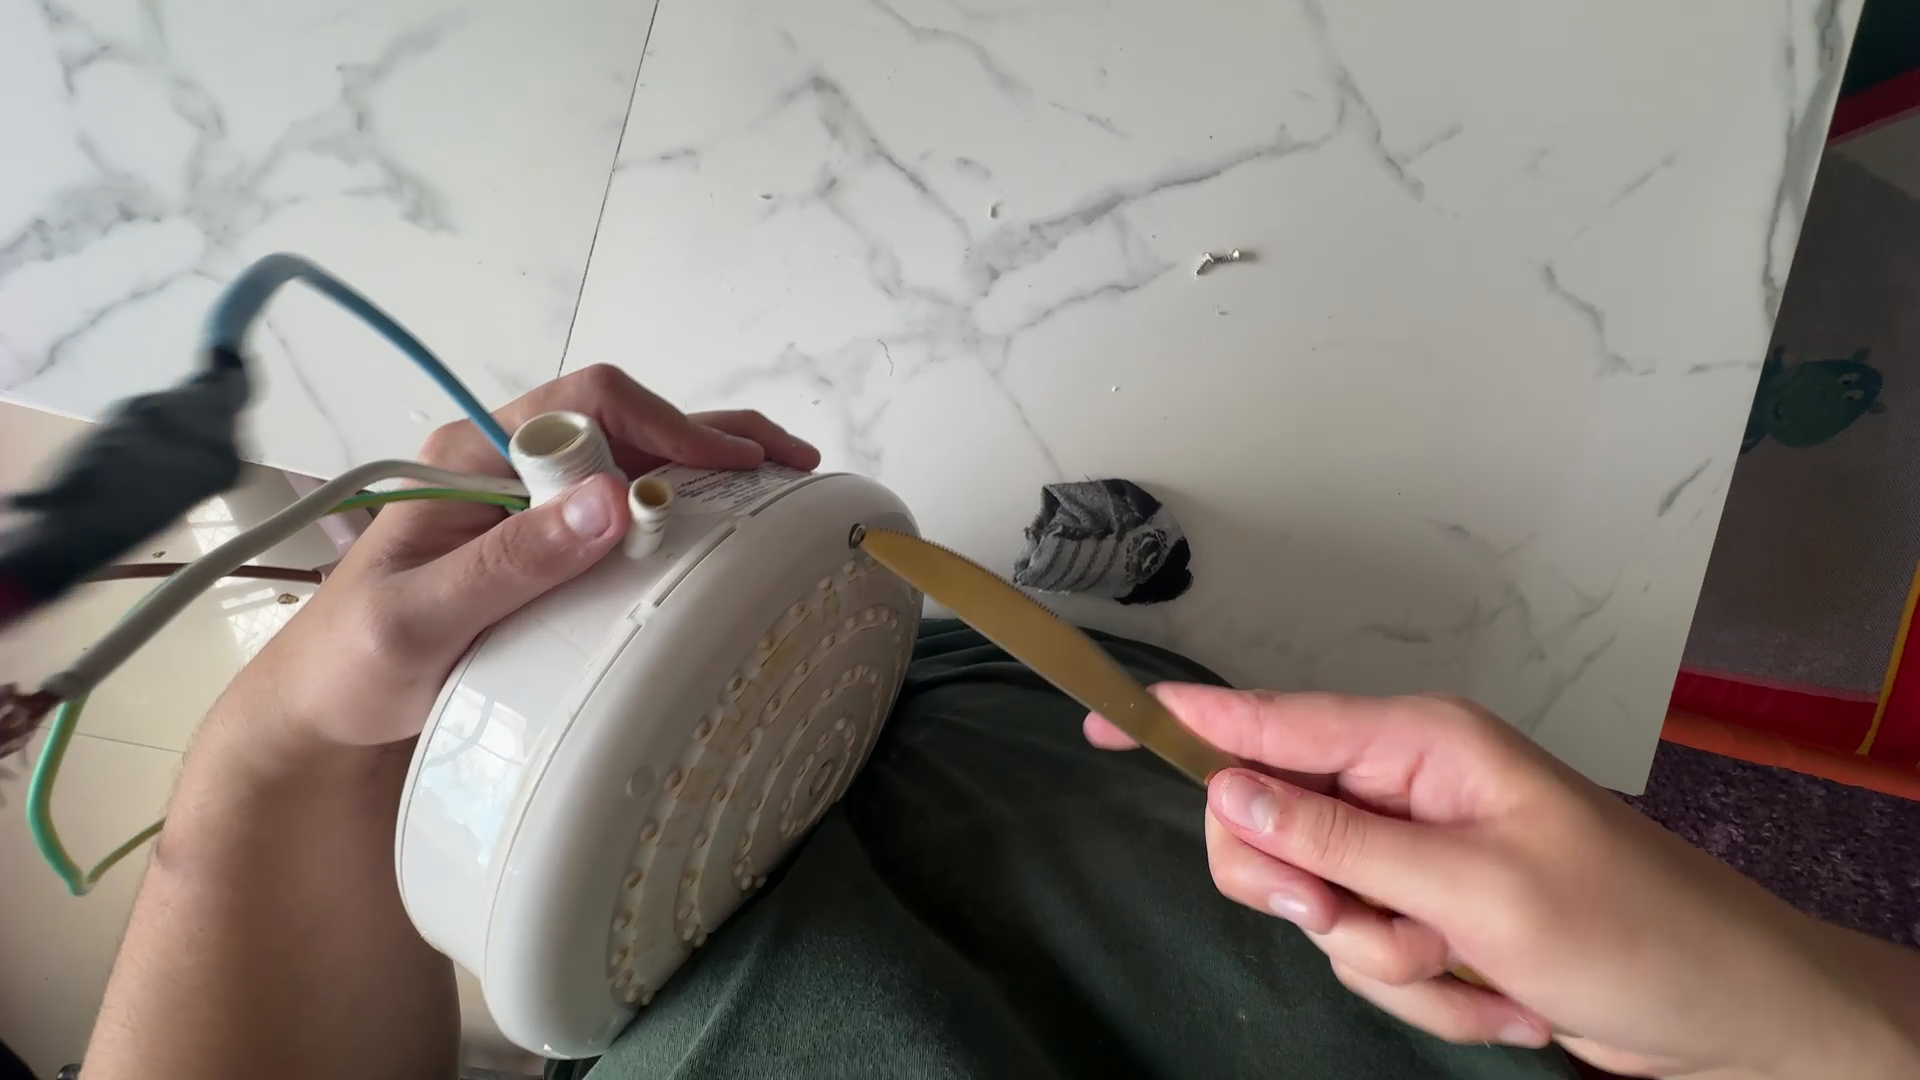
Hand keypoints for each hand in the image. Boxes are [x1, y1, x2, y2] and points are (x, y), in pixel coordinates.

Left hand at [242, 364, 819, 752]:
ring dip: (720, 460)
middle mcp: (520, 463)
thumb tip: (616, 499)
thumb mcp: (422, 617)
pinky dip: (699, 502)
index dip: (668, 423)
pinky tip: (737, 519)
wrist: (340, 707)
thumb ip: (511, 561)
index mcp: (479, 455)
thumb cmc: (361, 663)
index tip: (733, 464)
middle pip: (633, 419)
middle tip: (790, 461)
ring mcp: (545, 499)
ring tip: (786, 478)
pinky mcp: (564, 537)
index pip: (590, 403)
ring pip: (645, 457)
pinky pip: (641, 503)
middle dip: (718, 432)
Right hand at [1086, 688, 1919, 1078]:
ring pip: (1306, 894)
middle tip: (1362, 925)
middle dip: (1306, 889)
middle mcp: (1387, 781)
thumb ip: (1336, 837)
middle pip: (1264, 821)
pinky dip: (1413, 983)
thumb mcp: (1475, 888)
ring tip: (1467, 971)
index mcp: (1405, 741)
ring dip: (1376, 951)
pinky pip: (1355, 944)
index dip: (1177, 719)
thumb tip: (1221, 789)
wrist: (1746, 1030)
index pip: (1260, 720)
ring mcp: (1394, 845)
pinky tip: (1492, 995)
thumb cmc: (1632, 933)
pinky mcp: (1407, 901)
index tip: (1101, 721)